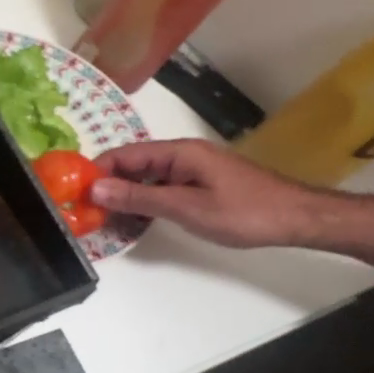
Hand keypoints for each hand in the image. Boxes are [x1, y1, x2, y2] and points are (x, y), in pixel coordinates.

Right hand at [90, 139, 329, 248]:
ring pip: (144, 178)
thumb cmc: (244, 212)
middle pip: (131, 164)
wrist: (299, 219)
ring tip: (103, 218)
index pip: (123, 154)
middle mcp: (181, 155)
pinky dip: (143, 201)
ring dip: (124, 195)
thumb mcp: (186, 208)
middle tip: (84, 210)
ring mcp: (191, 170)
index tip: (74, 192)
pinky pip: (160, 187)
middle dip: (106, 184)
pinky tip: (135, 219)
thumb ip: (139, 197)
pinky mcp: (199, 185)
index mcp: (177, 152)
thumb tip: (96, 188)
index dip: (96, 171)